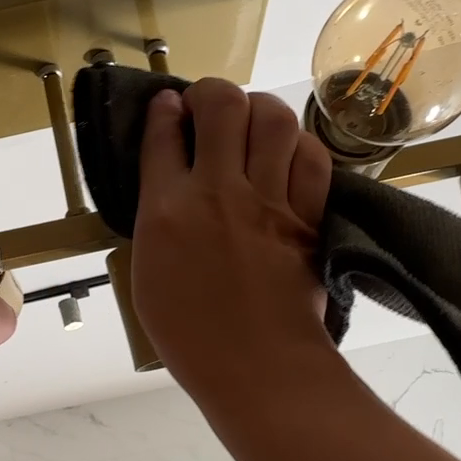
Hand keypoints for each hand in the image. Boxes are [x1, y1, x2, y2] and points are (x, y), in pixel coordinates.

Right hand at [130, 80, 332, 393]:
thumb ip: (155, 226)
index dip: (163, 111)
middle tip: (208, 109)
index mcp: (166, 212)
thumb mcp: (147, 279)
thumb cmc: (189, 336)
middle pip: (222, 106)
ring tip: (251, 125)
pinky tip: (288, 156)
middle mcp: (218, 193)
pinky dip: (299, 146)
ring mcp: (269, 202)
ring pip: (273, 119)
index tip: (168, 107)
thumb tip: (167, 191)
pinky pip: (313, 157)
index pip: (161, 135)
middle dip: (212, 93)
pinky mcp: (308, 217)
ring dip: (259, 109)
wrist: (256, 367)